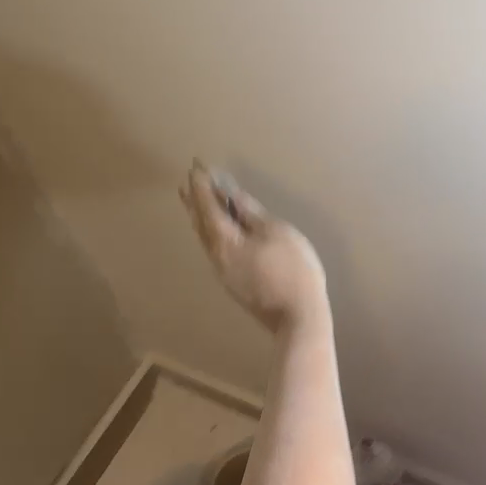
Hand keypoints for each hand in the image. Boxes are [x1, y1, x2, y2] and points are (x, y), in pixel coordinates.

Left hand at [181, 161, 328, 332]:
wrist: (298, 317)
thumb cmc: (292, 269)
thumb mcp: (277, 232)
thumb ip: (252, 213)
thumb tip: (232, 196)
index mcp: (225, 240)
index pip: (208, 206)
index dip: (203, 186)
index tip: (197, 167)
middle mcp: (216, 256)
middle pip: (201, 224)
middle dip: (195, 203)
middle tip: (186, 184)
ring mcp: (224, 274)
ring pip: (207, 240)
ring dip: (202, 220)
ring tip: (197, 206)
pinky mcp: (235, 286)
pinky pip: (217, 252)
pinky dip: (213, 235)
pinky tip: (219, 234)